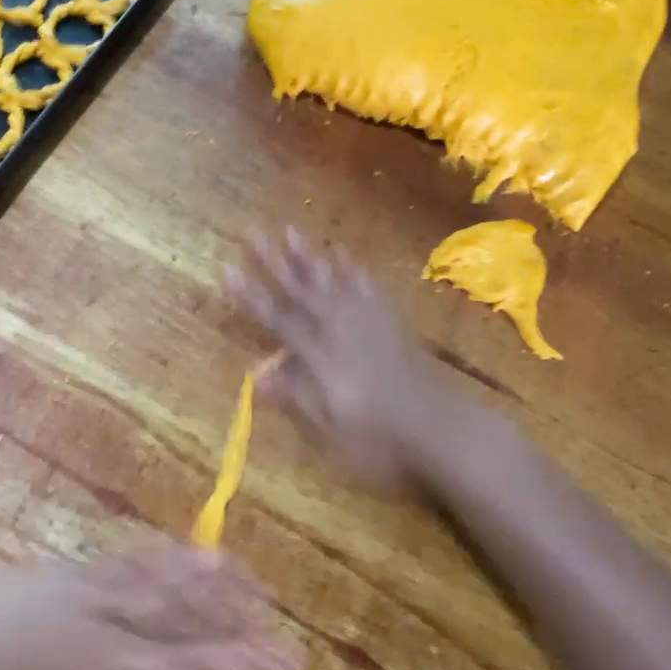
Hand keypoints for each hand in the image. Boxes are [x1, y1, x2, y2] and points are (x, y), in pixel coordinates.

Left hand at [0, 546, 301, 669]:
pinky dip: (176, 562)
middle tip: (293, 657)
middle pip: (193, 660)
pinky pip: (138, 568)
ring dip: (222, 601)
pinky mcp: (80, 578)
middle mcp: (113, 665)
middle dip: (247, 659)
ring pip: (173, 605)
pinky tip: (205, 554)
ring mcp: (98, 613)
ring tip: (266, 595)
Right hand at [225, 228, 498, 491]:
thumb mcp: (330, 427)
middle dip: (274, 262)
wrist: (443, 430)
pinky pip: (367, 287)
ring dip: (310, 256)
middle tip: (254, 233)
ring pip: (333, 280)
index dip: (250, 296)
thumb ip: (296, 395)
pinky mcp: (390, 323)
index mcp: (320, 354)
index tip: (227, 269)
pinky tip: (343, 256)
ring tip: (292, 230)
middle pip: (302, 290)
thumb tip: (257, 375)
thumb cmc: (379, 438)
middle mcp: (340, 329)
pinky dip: (352, 270)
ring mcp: (368, 322)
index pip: (277, 319)